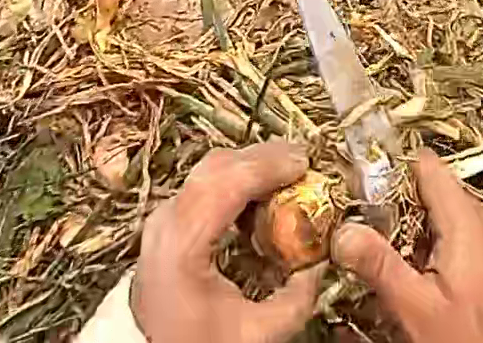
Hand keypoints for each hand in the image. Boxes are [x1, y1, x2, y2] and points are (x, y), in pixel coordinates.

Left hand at [131, 141, 323, 342]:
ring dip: (248, 163)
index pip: (228, 183)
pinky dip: (233, 177)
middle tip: (300, 158)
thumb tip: (320, 266)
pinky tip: (258, 191)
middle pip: (217, 166)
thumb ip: (293, 302)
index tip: (303, 161)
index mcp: (184, 242)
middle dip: (263, 157)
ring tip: (285, 170)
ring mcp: (162, 215)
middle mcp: (168, 218)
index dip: (268, 166)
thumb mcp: (251, 336)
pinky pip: (201, 182)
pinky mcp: (166, 218)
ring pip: (208, 168)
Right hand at [332, 149, 482, 342]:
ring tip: (382, 245)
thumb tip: (341, 231)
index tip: (359, 184)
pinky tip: (413, 269)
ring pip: (441, 209)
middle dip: (395, 199)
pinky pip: (454, 231)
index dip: (389, 167)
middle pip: (430, 185)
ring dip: (410, 222)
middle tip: (364, 220)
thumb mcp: (420, 311)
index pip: (424, 163)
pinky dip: (430, 240)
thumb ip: (380, 266)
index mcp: (467, 219)